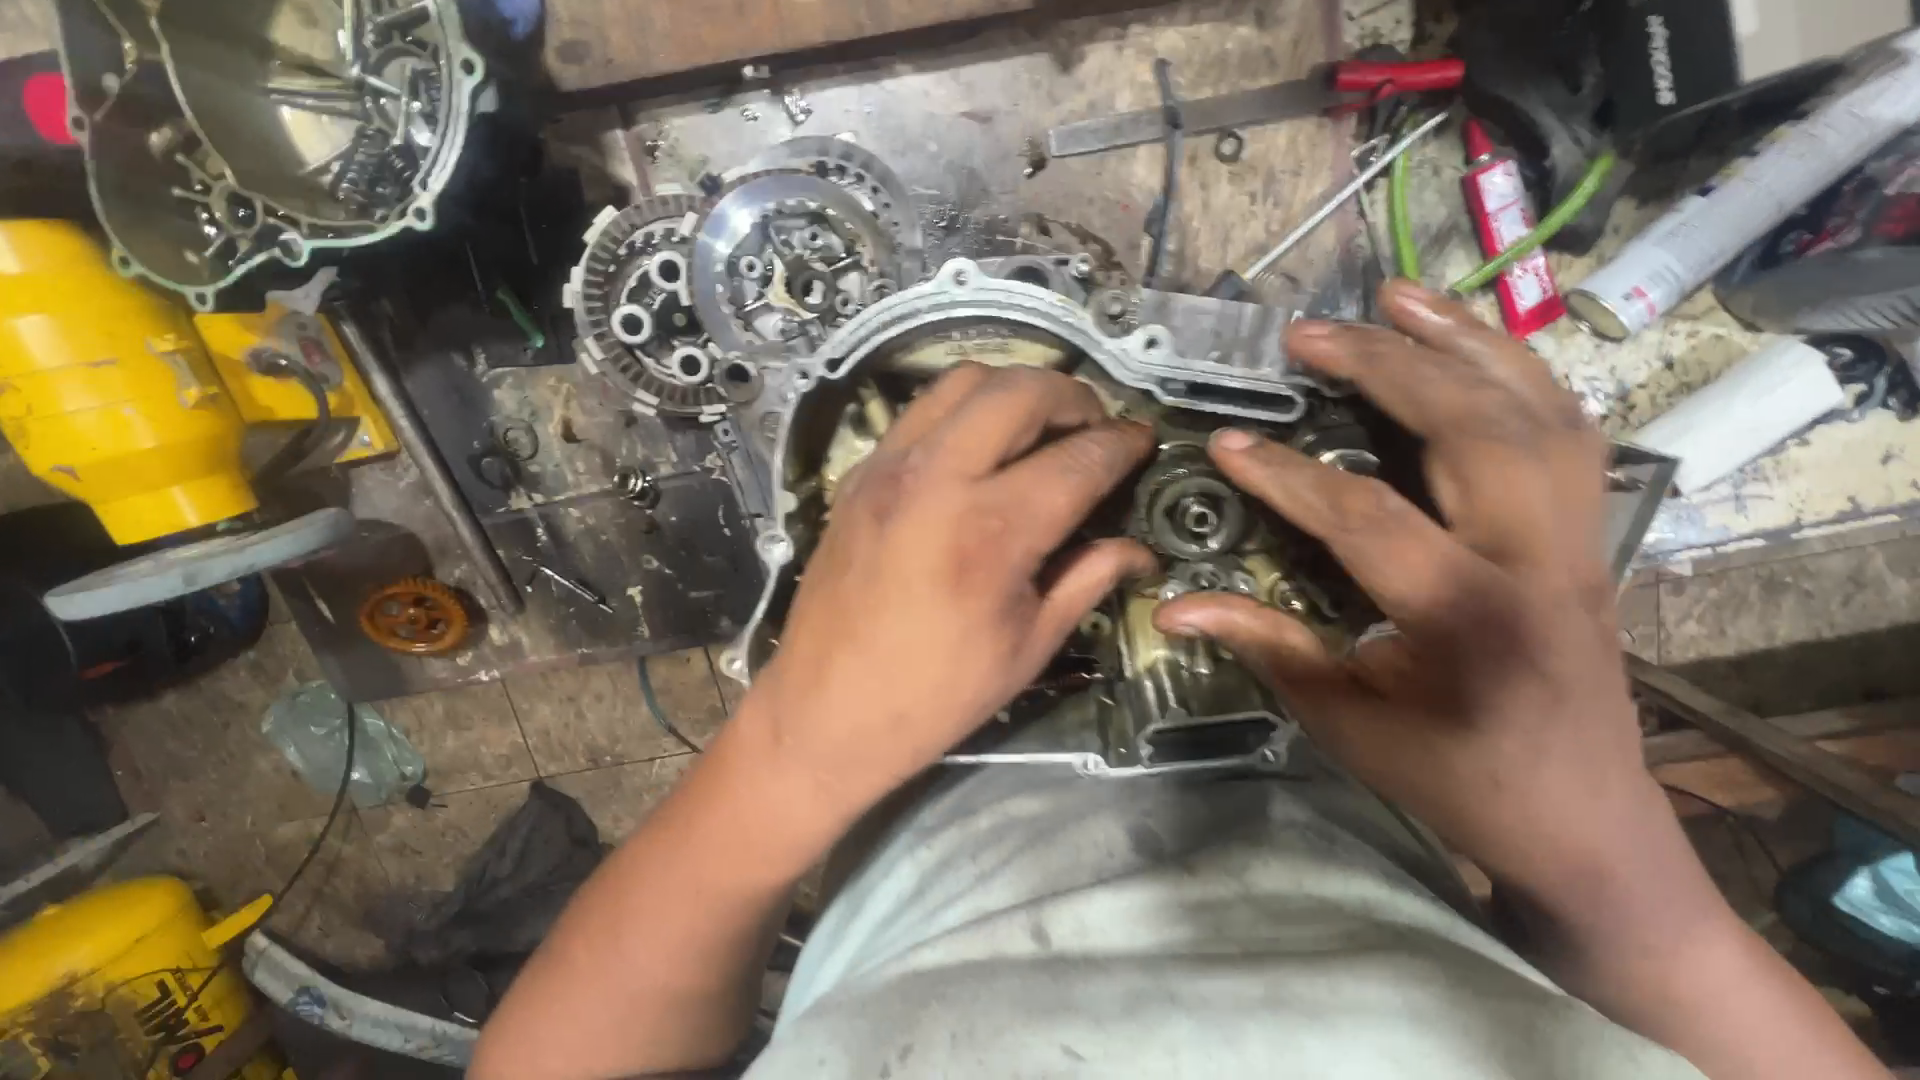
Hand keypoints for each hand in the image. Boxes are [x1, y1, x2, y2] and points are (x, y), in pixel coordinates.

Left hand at [743, 363, 1154, 812]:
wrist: (824, 712)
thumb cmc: (934, 695)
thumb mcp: (1028, 646)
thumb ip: (1087, 579)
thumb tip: (1137, 549)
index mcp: (991, 529)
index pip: (1078, 458)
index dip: (1123, 444)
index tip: (1144, 442)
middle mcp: (938, 477)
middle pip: (1020, 390)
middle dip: (1074, 397)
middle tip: (1095, 427)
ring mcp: (889, 467)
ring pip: (964, 381)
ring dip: (1015, 390)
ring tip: (1040, 428)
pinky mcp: (858, 474)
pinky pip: (921, 411)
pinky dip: (964, 410)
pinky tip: (979, 449)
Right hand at [1157, 281, 1654, 898]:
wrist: (1580, 818)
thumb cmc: (1450, 774)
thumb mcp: (1343, 718)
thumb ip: (1263, 643)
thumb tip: (1171, 605)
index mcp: (1466, 615)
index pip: (1367, 516)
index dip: (1288, 474)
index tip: (1226, 441)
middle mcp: (1536, 559)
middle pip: (1471, 429)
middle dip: (1385, 366)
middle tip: (1309, 332)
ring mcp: (1579, 539)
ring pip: (1535, 409)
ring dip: (1463, 342)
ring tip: (1398, 294)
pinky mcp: (1590, 534)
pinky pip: (1565, 429)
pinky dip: (1516, 371)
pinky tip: (1469, 344)